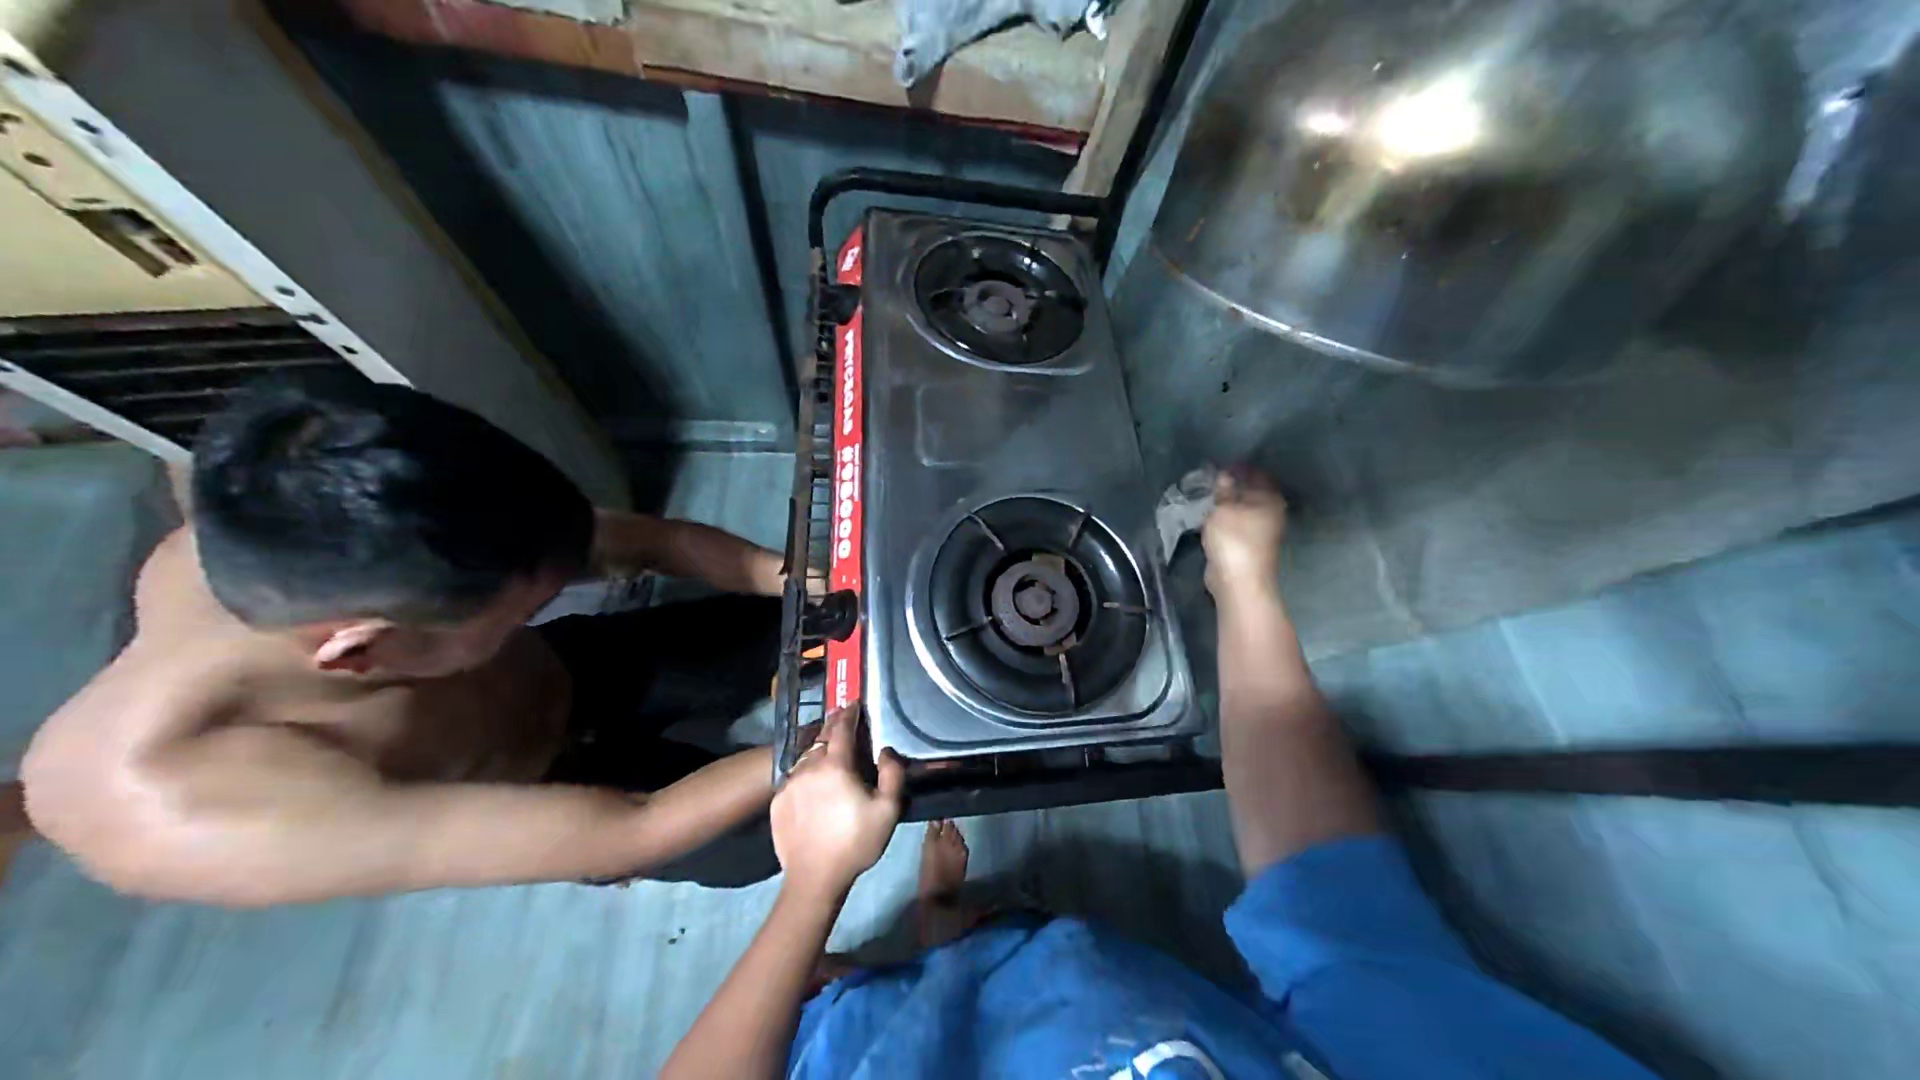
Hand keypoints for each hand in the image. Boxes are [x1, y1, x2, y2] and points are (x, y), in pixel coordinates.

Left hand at [772, 707, 904, 899]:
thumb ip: (892, 774)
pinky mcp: (778, 801)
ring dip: (818, 749)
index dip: (849, 714)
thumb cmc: (855, 843)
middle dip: (833, 725)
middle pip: (821, 738)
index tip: (854, 704)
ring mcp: (790, 784)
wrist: (814, 879)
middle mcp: (809, 767)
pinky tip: (813, 780)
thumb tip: (886, 750)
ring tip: (829, 750)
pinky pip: (795, 776)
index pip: (841, 728)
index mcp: (836, 765)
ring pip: (806, 756)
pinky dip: (806, 771)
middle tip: (843, 718)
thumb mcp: (887, 810)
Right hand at [1202, 466, 1288, 599]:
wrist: (1238, 581)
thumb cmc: (1234, 539)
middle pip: (1251, 491)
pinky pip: (1236, 522)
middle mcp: (1271, 511)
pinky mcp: (1248, 543)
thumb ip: (1223, 490)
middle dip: (1232, 484)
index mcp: (1271, 499)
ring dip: (1227, 501)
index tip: (1219, 464)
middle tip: (1209, 477)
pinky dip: (1225, 516)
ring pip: (1243, 507)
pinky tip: (1210, 514)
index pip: (1257, 473)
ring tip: (1206, 494)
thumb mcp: (1223, 509)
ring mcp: (1261, 529)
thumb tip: (1224, 476)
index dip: (1239, 467)